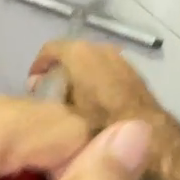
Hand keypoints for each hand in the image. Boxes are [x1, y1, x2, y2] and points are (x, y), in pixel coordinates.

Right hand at [29, 40, 166, 131]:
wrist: (147, 131)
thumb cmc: (99, 121)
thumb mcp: (63, 112)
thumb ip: (47, 94)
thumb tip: (37, 87)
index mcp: (79, 52)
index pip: (49, 50)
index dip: (38, 67)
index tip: (32, 86)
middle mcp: (99, 47)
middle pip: (70, 54)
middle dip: (58, 72)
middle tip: (49, 94)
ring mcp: (119, 57)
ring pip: (90, 62)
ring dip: (78, 77)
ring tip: (70, 101)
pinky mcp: (132, 71)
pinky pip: (106, 71)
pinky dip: (95, 81)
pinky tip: (94, 104)